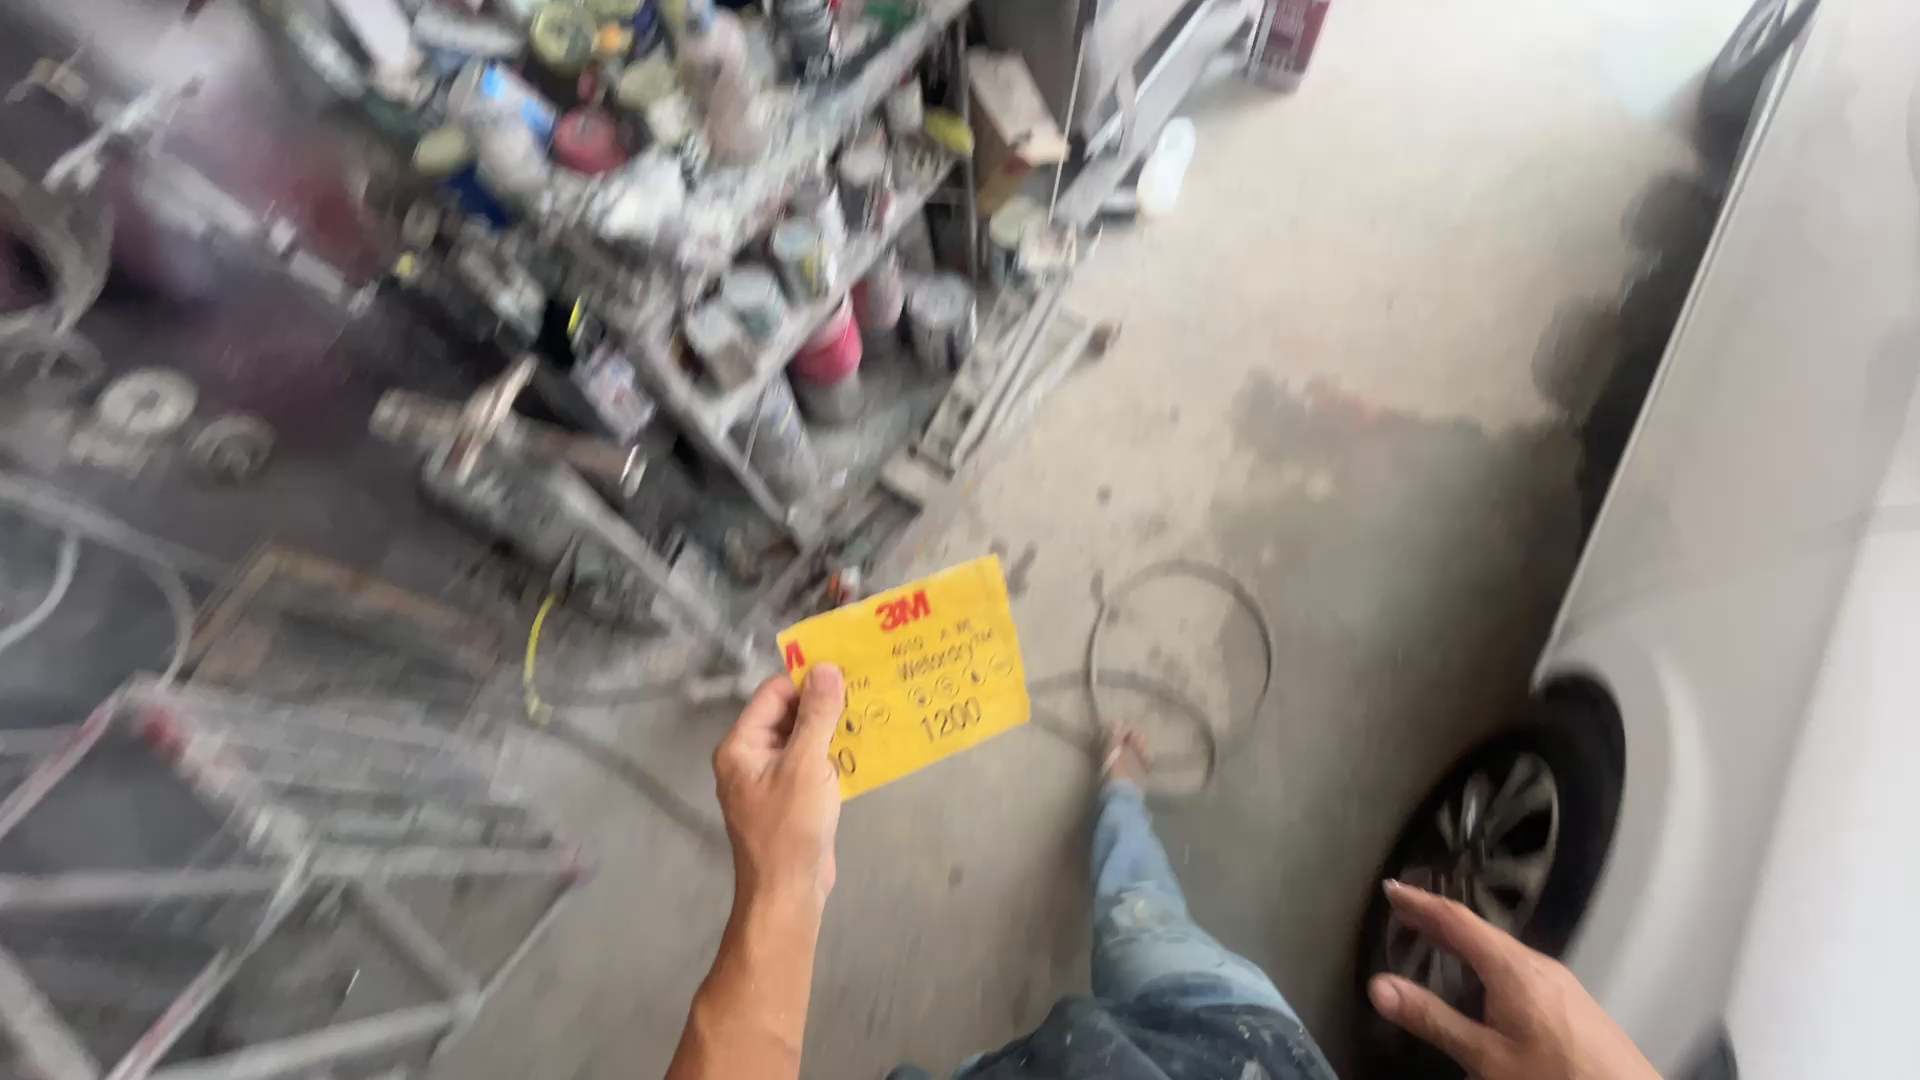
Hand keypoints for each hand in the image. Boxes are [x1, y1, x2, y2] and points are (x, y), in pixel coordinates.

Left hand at [713, 664, 844, 902]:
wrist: (789, 894)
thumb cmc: (790, 828)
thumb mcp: (806, 765)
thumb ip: (817, 715)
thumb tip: (827, 668)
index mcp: (742, 745)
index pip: (774, 694)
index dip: (807, 680)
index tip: (846, 669)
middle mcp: (752, 756)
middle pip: (789, 713)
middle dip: (824, 701)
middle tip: (865, 685)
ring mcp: (773, 777)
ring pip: (804, 736)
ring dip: (833, 725)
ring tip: (870, 708)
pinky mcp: (793, 794)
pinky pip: (812, 760)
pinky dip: (835, 750)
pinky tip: (864, 743)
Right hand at [1368, 880, 1659, 1079]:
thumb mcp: (1488, 1059)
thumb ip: (1433, 1019)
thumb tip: (1377, 986)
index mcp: (1514, 968)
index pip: (1456, 919)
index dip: (1419, 901)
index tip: (1390, 888)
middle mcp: (1539, 966)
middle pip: (1478, 930)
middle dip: (1437, 919)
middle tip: (1403, 911)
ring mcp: (1562, 986)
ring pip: (1500, 950)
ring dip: (1463, 941)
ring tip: (1434, 940)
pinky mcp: (1576, 1007)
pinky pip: (1518, 968)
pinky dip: (1486, 961)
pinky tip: (1483, 982)